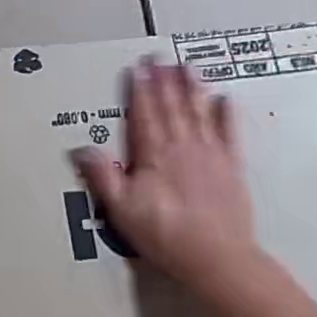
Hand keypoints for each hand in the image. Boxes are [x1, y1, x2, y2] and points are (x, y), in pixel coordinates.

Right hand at [70, 60, 263, 295]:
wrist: (217, 259)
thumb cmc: (164, 234)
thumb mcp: (121, 209)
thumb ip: (103, 176)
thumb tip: (84, 148)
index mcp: (154, 155)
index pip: (145, 115)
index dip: (140, 90)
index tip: (137, 68)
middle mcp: (183, 148)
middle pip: (171, 108)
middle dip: (163, 81)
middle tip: (160, 57)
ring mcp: (211, 156)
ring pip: (199, 114)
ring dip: (192, 89)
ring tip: (187, 66)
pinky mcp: (232, 169)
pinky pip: (230, 135)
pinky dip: (227, 116)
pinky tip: (225, 99)